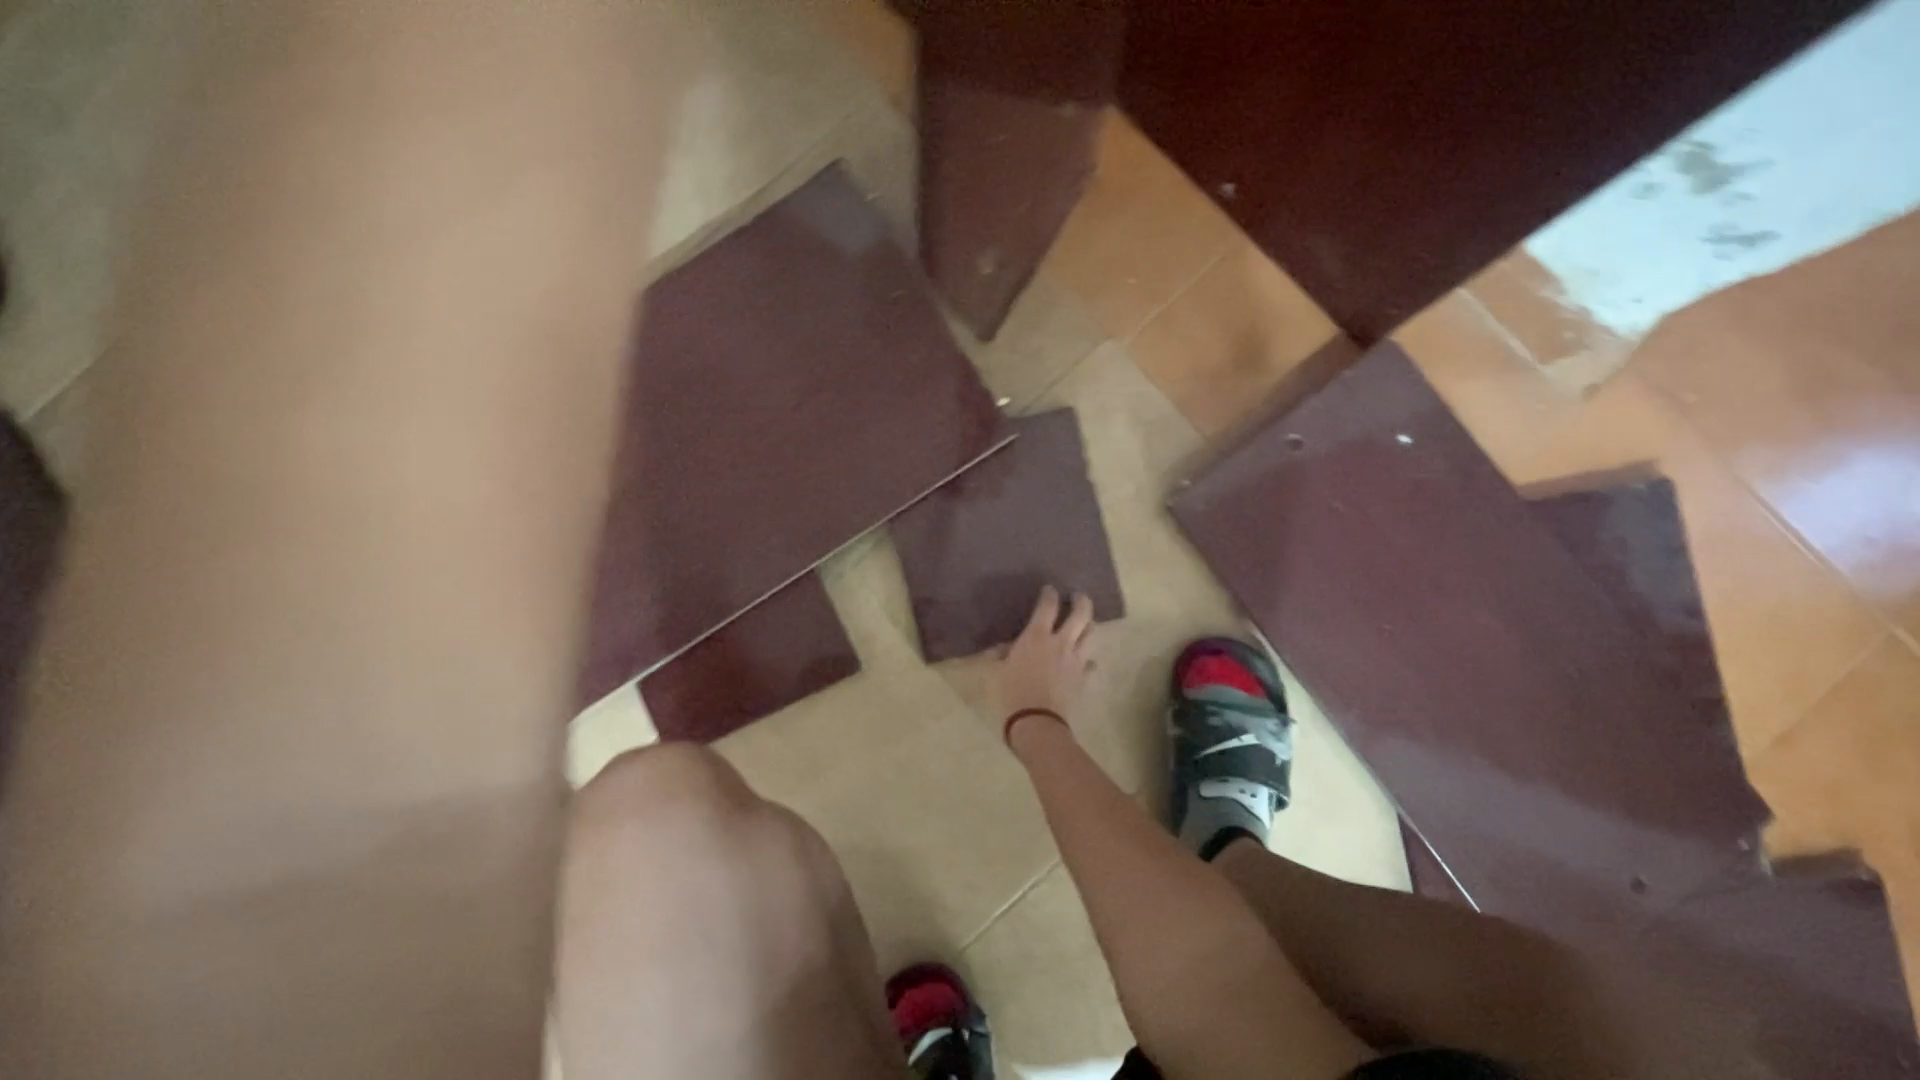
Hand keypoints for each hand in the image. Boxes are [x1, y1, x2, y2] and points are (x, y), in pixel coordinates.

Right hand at [994, 586, 1095, 734]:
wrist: (1036, 724)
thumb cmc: (1010, 695)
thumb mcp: (994, 673)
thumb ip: (997, 657)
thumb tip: (999, 649)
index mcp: (1036, 637)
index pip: (1047, 606)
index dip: (1049, 594)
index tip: (1049, 589)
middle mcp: (1061, 643)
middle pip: (1081, 614)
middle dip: (1082, 601)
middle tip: (1078, 597)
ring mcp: (1076, 661)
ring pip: (1092, 636)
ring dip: (1090, 626)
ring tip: (1086, 624)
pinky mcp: (1084, 680)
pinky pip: (1092, 665)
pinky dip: (1089, 661)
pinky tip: (1085, 663)